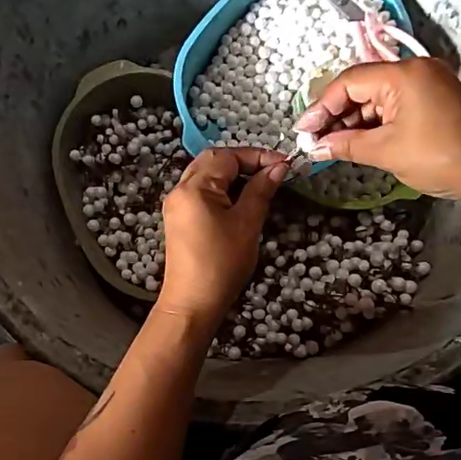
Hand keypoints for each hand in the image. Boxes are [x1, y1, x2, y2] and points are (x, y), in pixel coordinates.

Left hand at [158, 147, 287, 319]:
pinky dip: (221, 190)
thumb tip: (278, 168)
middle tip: (272, 172)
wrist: (193, 303)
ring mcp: (176, 205)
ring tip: (260, 186)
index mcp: (194, 187)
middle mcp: (180, 190)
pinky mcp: (178, 220)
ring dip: (233, 176)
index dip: (257, 156)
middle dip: (244, 162)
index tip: (284, 165)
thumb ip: (261, 190)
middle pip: (213, 161)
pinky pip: (200, 193)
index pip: (227, 156)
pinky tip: (240, 201)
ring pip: (205, 176)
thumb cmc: (222, 263)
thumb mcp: (247, 224)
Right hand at [294, 59, 460, 199]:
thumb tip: (316, 148)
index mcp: (402, 75)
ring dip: (352, 121)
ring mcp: (425, 84)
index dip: (321, 107)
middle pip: (361, 86)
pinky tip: (356, 142)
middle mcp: (414, 71)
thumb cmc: (442, 157)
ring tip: (331, 145)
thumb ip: (346, 145)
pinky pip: (392, 105)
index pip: (348, 83)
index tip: (303, 130)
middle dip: (335, 114)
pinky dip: (373, 123)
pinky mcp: (432, 99)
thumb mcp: (386, 152)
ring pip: (376, 98)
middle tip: (314, 140)